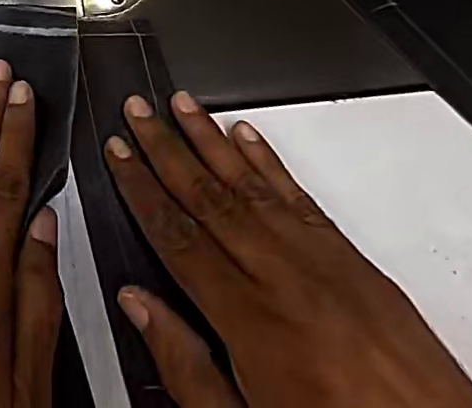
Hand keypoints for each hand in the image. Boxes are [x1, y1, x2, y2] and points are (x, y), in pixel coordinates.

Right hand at [105, 91, 471, 407]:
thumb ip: (185, 366)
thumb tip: (139, 305)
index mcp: (252, 321)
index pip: (176, 233)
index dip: (139, 186)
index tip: (119, 153)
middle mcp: (283, 277)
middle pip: (207, 194)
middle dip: (164, 145)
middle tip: (139, 110)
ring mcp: (321, 259)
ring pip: (249, 181)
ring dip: (209, 137)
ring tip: (181, 104)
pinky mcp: (352, 256)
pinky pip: (298, 194)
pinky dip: (267, 159)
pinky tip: (244, 134)